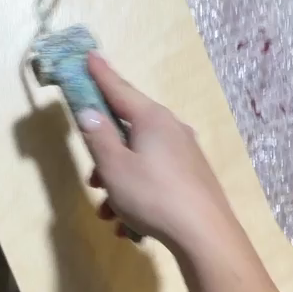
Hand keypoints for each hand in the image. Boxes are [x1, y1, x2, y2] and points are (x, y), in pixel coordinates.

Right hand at [76, 53, 237, 254]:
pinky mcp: (190, 178)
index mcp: (152, 119)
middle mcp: (171, 130)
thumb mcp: (115, 167)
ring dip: (117, 187)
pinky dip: (136, 199)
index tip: (89, 56)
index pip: (119, 90)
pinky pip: (153, 182)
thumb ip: (99, 138)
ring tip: (110, 215)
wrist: (203, 234)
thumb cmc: (153, 196)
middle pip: (127, 133)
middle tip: (93, 182)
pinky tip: (131, 227)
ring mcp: (183, 155)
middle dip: (104, 159)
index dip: (100, 75)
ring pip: (137, 163)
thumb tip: (89, 112)